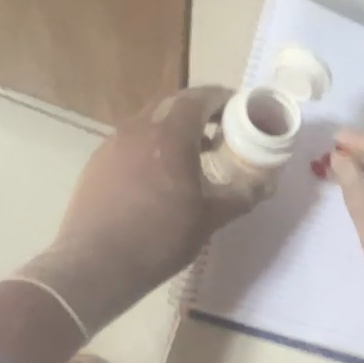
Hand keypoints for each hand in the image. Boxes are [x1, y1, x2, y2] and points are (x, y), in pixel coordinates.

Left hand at [18, 85, 256, 331]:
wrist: (97, 264)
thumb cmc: (160, 239)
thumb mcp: (210, 219)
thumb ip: (241, 196)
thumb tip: (266, 184)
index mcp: (169, 137)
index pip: (198, 98)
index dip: (221, 99)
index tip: (238, 110)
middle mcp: (138, 129)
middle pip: (172, 104)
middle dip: (199, 111)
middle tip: (221, 131)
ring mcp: (114, 143)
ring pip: (150, 121)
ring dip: (175, 129)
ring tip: (196, 155)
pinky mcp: (99, 162)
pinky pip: (133, 141)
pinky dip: (154, 146)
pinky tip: (163, 175)